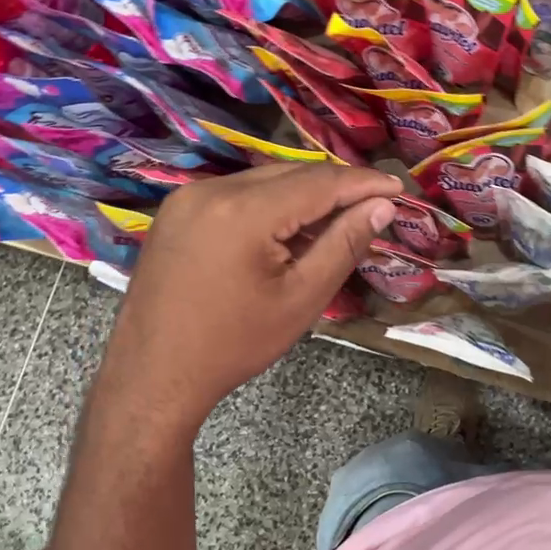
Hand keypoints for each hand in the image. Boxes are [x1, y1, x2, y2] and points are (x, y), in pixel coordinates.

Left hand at [107, 163, 401, 428]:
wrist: (152, 376)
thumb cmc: (233, 344)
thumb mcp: (301, 298)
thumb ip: (344, 244)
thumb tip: (382, 206)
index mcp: (244, 211)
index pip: (319, 181)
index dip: (364, 182)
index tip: (399, 188)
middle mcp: (212, 189)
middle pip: (291, 173)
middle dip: (336, 187)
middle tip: (375, 205)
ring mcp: (187, 197)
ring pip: (264, 180)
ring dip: (303, 195)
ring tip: (337, 221)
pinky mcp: (176, 211)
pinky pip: (237, 193)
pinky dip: (270, 203)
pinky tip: (288, 231)